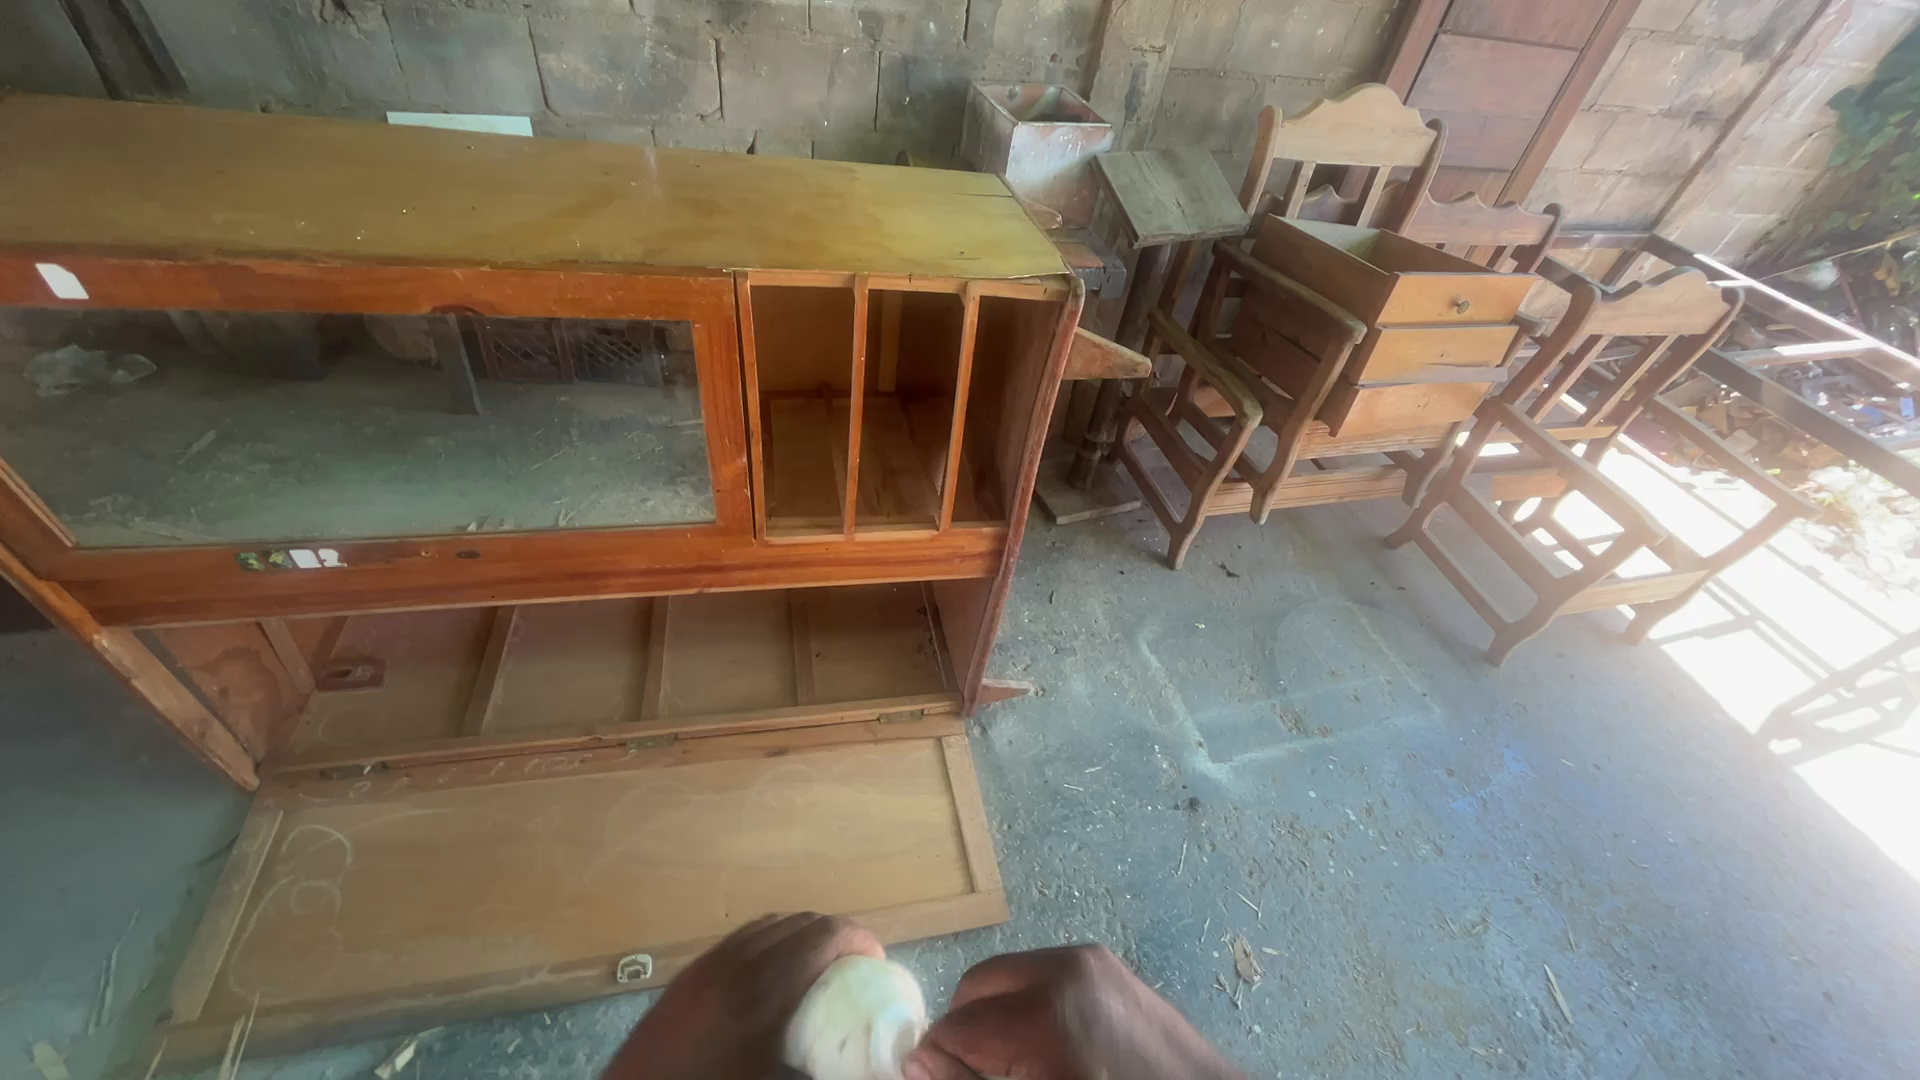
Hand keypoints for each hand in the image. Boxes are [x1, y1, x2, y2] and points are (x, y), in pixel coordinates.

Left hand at [601, 912, 882, 1079]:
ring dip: (803, 936)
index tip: (876, 962)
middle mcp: (735, 964)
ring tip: (820, 968)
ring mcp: (707, 965)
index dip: (858, 939)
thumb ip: (816, 1062)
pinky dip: (771, 942)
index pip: (822, 935)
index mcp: (760, 992)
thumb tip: (862, 1061)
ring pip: (770, 924)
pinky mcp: (688, 975)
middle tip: (855, 967)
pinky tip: (776, 974)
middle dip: (836, 935)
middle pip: (800, 922)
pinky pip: (742, 938)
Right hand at [905, 945, 1244, 1079]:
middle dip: (964, 1031)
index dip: (937, 1060)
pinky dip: (1028, 1002)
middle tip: (974, 1073)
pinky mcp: (1104, 962)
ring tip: (1014, 1061)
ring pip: (1005, 974)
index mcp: (1045, 1018)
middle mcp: (1062, 970)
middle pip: (974, 987)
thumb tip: (917, 1063)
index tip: (936, 1079)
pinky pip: (1041, 972)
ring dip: (995, 1013)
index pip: (955, 1027)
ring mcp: (1087, 959)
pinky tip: (1047, 1044)